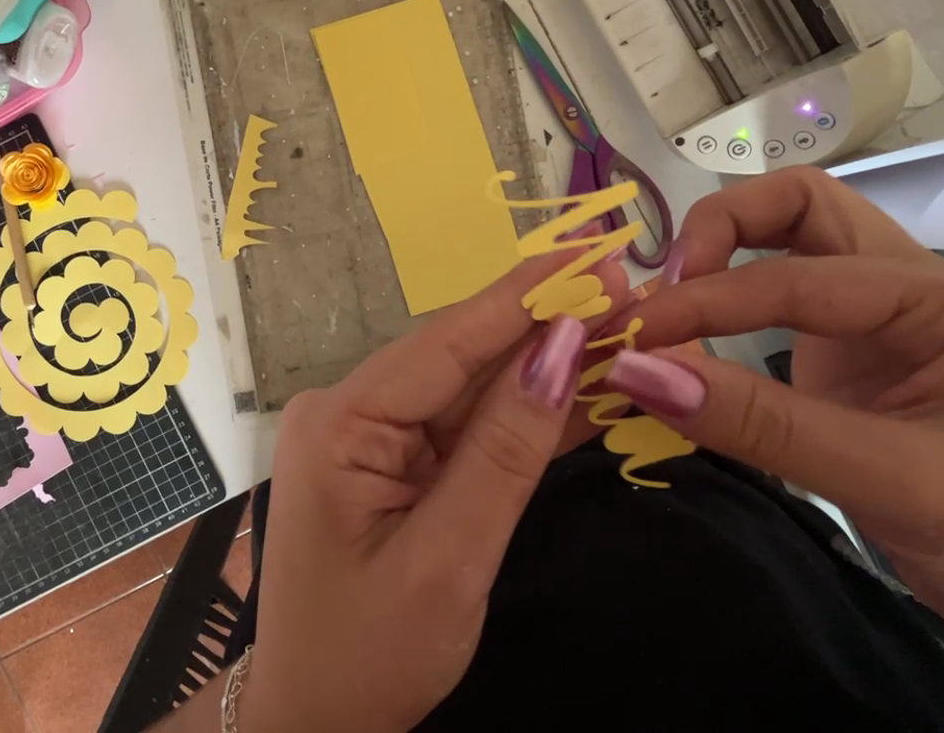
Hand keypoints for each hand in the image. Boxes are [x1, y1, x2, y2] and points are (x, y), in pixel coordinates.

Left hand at [237, 245, 627, 732]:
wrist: (316, 723)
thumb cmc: (369, 654)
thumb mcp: (448, 559)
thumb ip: (504, 452)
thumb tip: (559, 349)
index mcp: (341, 421)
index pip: (445, 342)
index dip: (525, 297)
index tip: (595, 257)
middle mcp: (349, 410)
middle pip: (459, 356)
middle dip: (543, 324)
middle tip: (628, 290)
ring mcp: (371, 436)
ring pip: (469, 389)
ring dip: (543, 364)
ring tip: (622, 327)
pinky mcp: (394, 463)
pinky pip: (465, 428)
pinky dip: (523, 414)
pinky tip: (584, 386)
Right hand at [606, 167, 943, 732]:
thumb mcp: (904, 486)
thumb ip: (763, 424)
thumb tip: (630, 370)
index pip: (794, 273)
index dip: (704, 302)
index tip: (630, 340)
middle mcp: (916, 295)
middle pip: (802, 210)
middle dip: (721, 231)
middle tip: (661, 290)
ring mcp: (887, 334)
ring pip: (790, 253)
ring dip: (723, 266)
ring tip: (666, 312)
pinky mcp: (860, 376)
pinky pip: (782, 317)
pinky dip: (728, 317)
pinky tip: (693, 351)